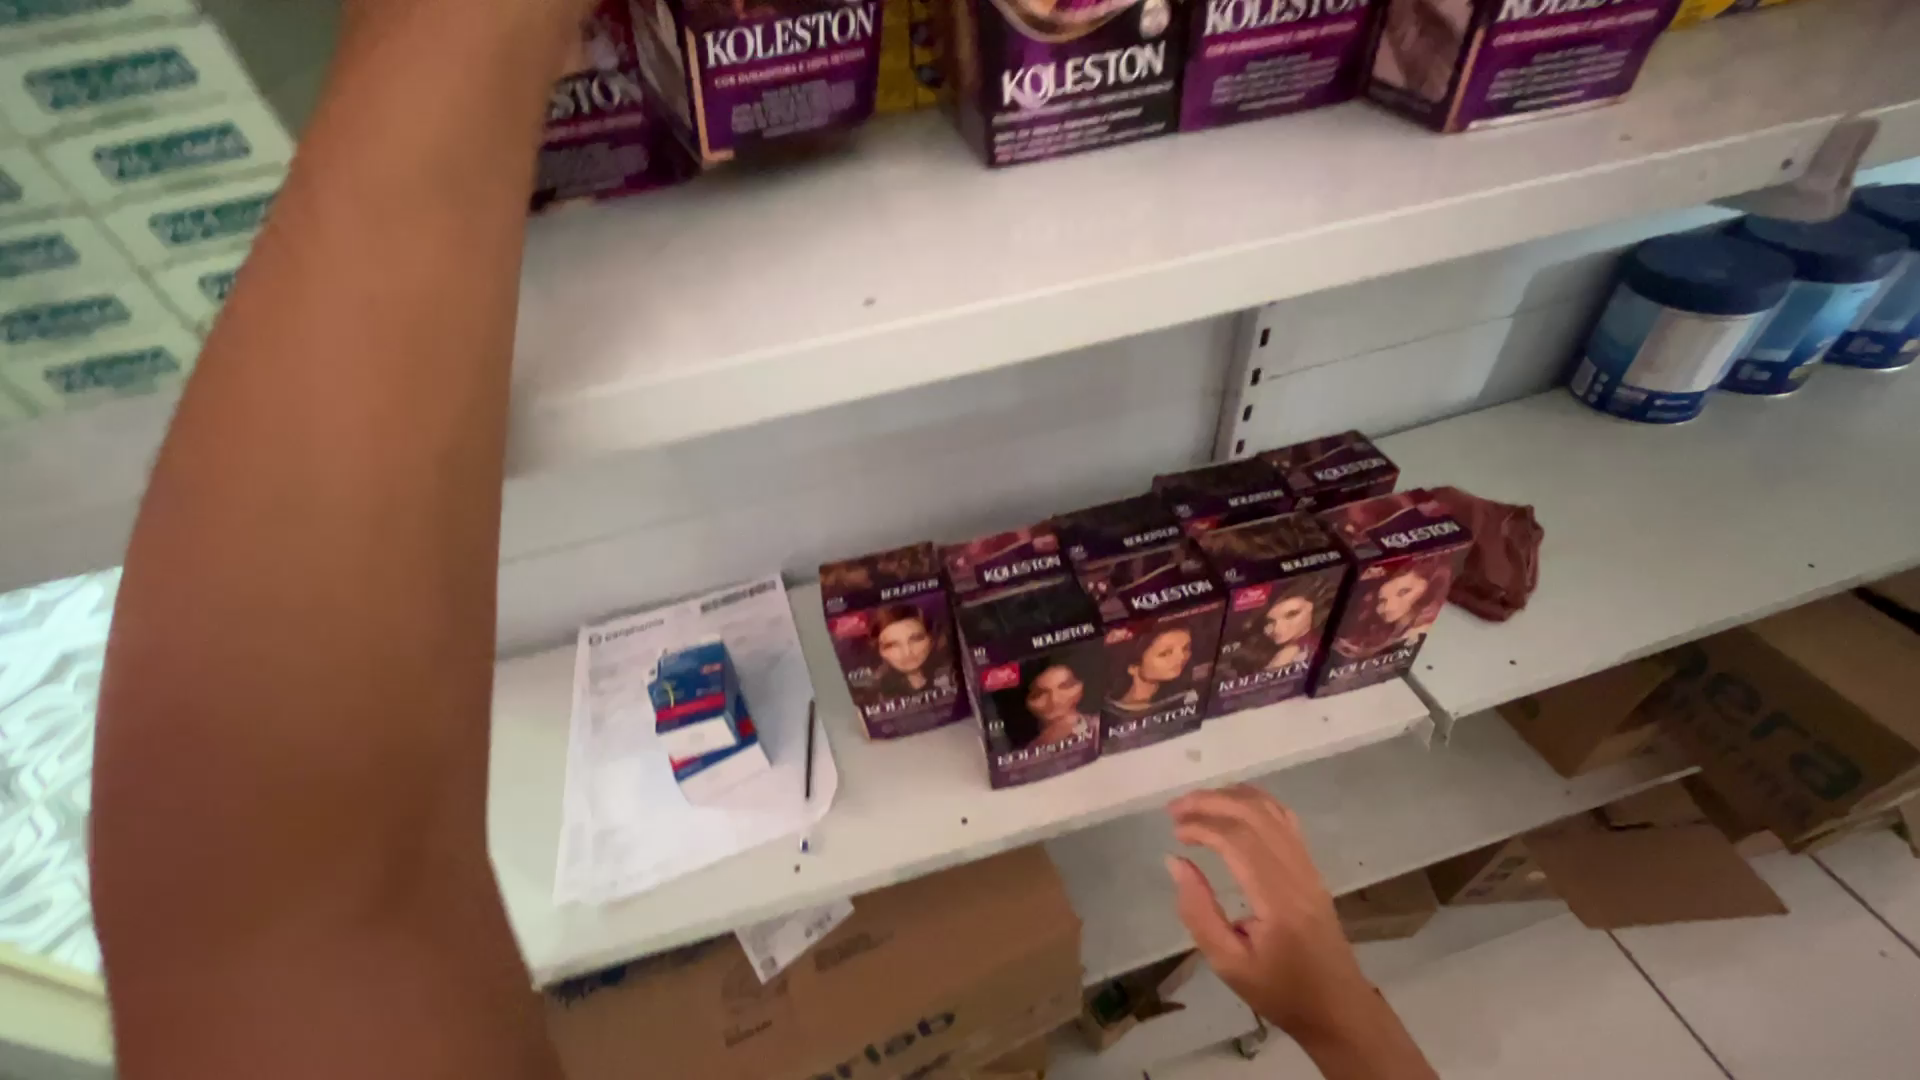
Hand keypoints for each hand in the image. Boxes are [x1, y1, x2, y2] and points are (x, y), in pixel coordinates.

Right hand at [1165, 786, 1369, 1038]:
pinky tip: (1230, 807)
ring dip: (1230, 797)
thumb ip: (1198, 911)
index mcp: (1278, 901)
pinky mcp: (1312, 866)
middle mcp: (1298, 874)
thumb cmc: (1280, 992)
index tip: (1174, 833)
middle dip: (1210, 801)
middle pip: (1253, 814)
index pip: (1238, 841)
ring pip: (1270, 810)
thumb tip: (1176, 861)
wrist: (1339, 1010)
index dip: (1202, 826)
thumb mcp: (1228, 964)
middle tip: (1175, 809)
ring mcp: (1309, 867)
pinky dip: (1253, 802)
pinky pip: (1284, 819)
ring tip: (1196, 804)